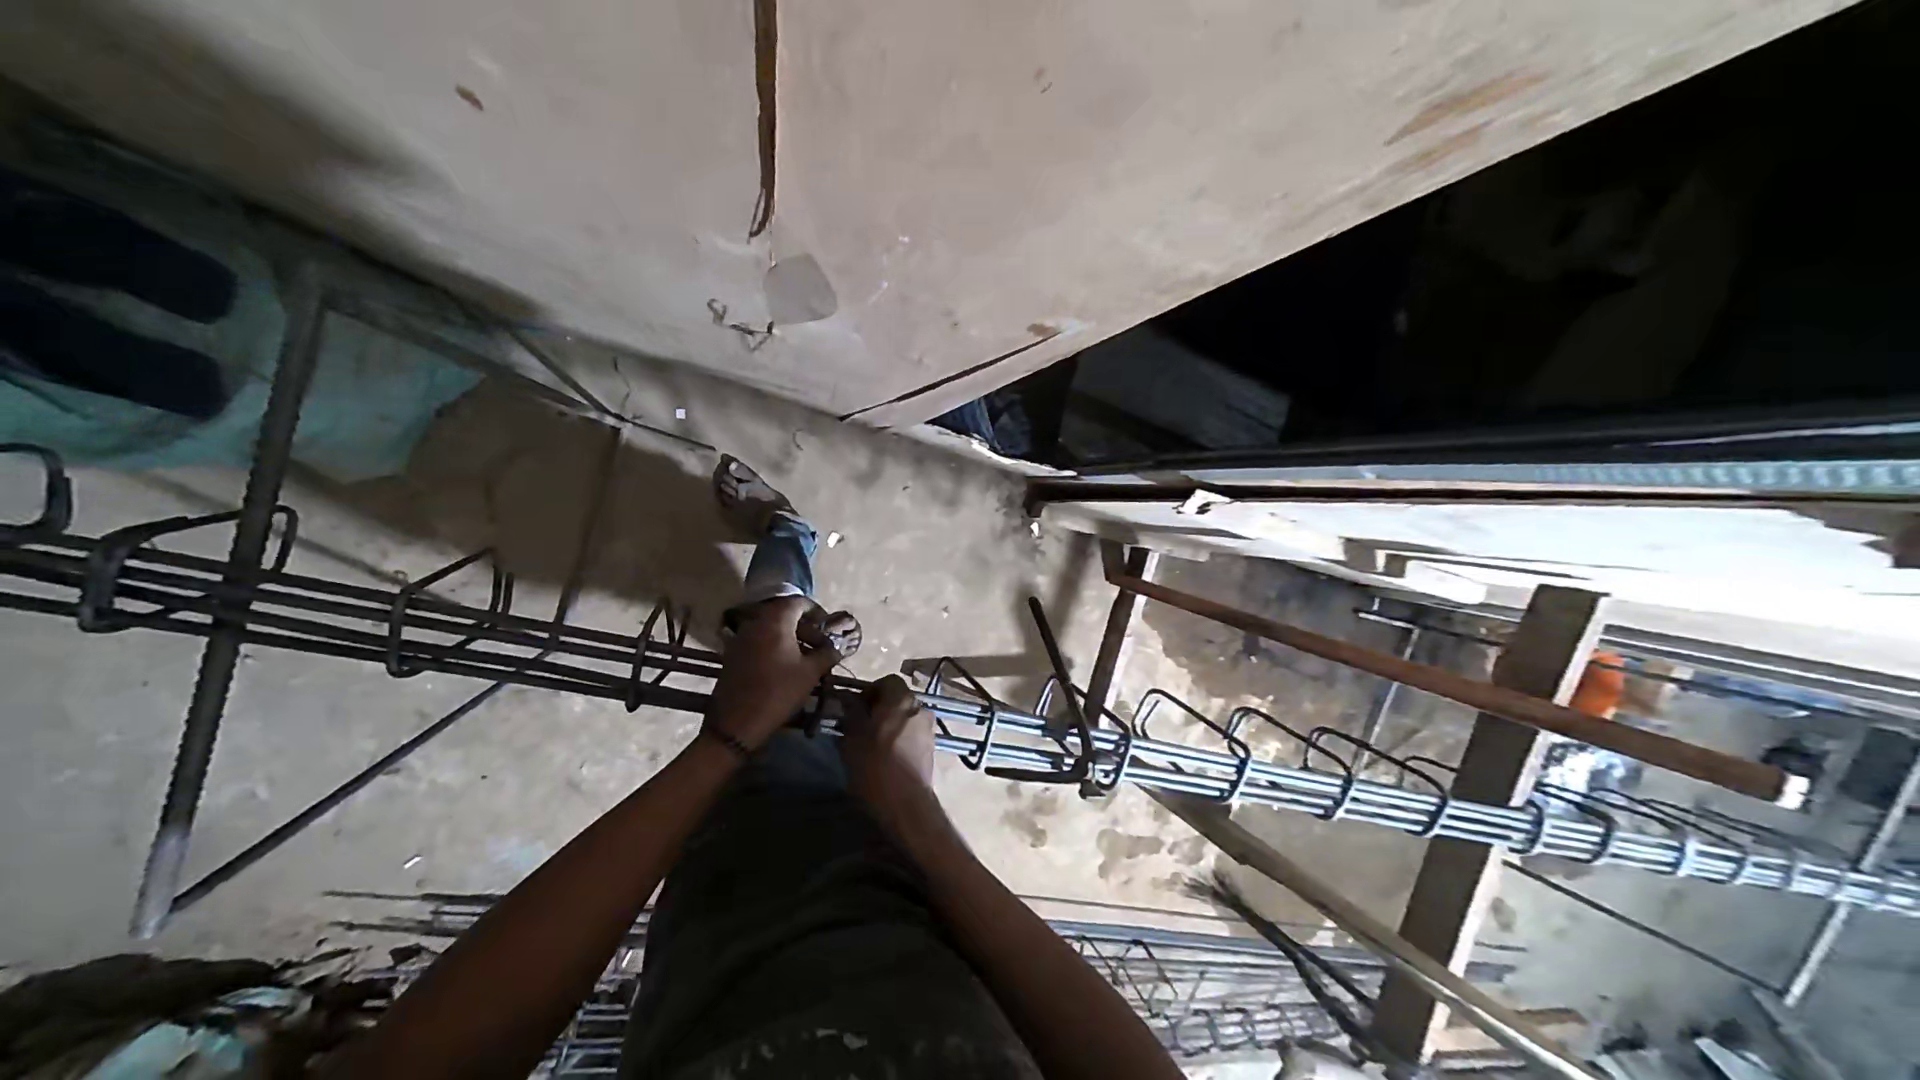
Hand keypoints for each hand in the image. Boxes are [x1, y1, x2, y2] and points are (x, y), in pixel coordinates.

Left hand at [706, 597, 844, 748]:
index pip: (799, 602)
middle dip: (805, 626)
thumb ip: (827, 653)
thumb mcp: (810, 673)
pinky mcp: (734, 654)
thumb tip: (838, 646)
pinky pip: (759, 640)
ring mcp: (741, 638)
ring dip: (790, 637)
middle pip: (784, 614)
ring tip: (806, 657)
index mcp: (775, 621)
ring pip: (771, 628)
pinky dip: (775, 646)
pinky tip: (786, 666)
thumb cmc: (778, 692)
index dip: (817, 612)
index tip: (828, 627)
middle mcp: (755, 622)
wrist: (736, 722)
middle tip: (820, 644)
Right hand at [842, 674, 936, 810]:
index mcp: (902, 699)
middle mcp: (920, 707)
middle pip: (898, 698)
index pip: (887, 681)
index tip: (855, 706)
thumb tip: (849, 698)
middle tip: (861, 722)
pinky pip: (912, 732)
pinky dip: (900, 735)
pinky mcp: (932, 746)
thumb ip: (852, 712)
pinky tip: (887, 753)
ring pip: (905, 715)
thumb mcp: (853, 737)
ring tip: (873, 740)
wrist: (906, 802)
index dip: (870, 690)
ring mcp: (929, 727)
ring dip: (891, 722)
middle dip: (880, 707)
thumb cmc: (875, 765)